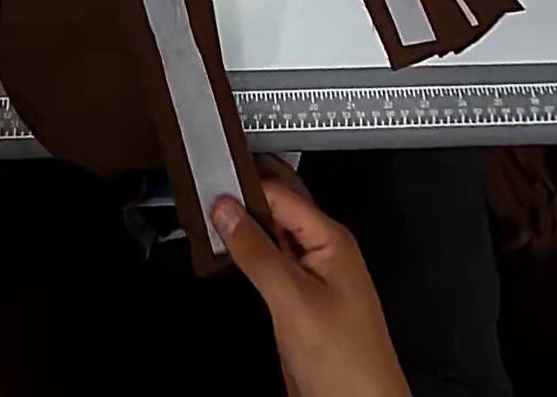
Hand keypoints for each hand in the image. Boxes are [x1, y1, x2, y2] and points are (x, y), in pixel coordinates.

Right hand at [214, 179, 410, 396]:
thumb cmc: (347, 366)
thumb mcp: (294, 302)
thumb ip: (257, 253)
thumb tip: (227, 211)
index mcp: (330, 239)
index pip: (280, 194)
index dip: (245, 189)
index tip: (211, 191)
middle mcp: (322, 250)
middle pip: (277, 209)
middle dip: (245, 201)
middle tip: (208, 199)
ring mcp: (311, 275)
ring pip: (272, 234)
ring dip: (245, 227)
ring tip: (212, 222)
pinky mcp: (300, 298)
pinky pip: (271, 260)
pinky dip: (249, 253)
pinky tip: (229, 254)